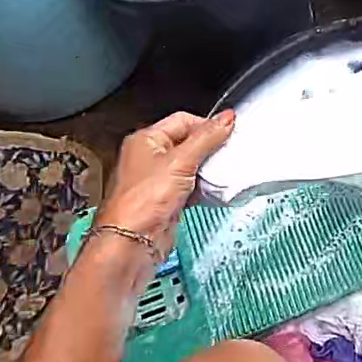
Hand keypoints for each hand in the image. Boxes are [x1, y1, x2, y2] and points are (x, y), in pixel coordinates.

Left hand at [94, 110, 235, 257]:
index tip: (228, 131)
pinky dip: (203, 187)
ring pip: (191, 165)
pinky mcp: (167, 199)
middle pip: (188, 142)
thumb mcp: (181, 161)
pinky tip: (211, 190)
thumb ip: (206, 138)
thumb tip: (226, 118)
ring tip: (219, 171)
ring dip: (207, 169)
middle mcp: (149, 157)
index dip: (206, 125)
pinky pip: (191, 186)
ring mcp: (158, 180)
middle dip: (209, 148)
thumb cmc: (141, 202)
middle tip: (226, 151)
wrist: (133, 243)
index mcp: (146, 140)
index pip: (183, 121)